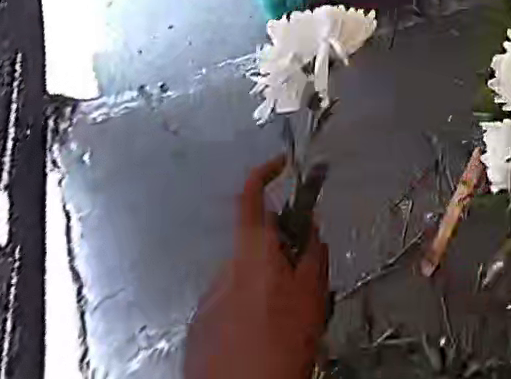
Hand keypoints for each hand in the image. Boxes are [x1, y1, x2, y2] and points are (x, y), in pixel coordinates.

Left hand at [184, 156, 329, 378]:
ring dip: (264, 284)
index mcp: (253, 254)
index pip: (250, 197)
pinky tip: (261, 338)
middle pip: (255, 243)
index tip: (281, 165)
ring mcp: (206, 304)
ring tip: (285, 318)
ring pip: (243, 277)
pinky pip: (226, 306)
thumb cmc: (282, 346)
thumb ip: (313, 253)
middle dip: (279, 250)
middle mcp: (224, 271)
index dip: (264, 173)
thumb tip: (310, 229)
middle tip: (304, 275)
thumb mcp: (313, 295)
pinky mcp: (196, 334)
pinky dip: (245, 311)